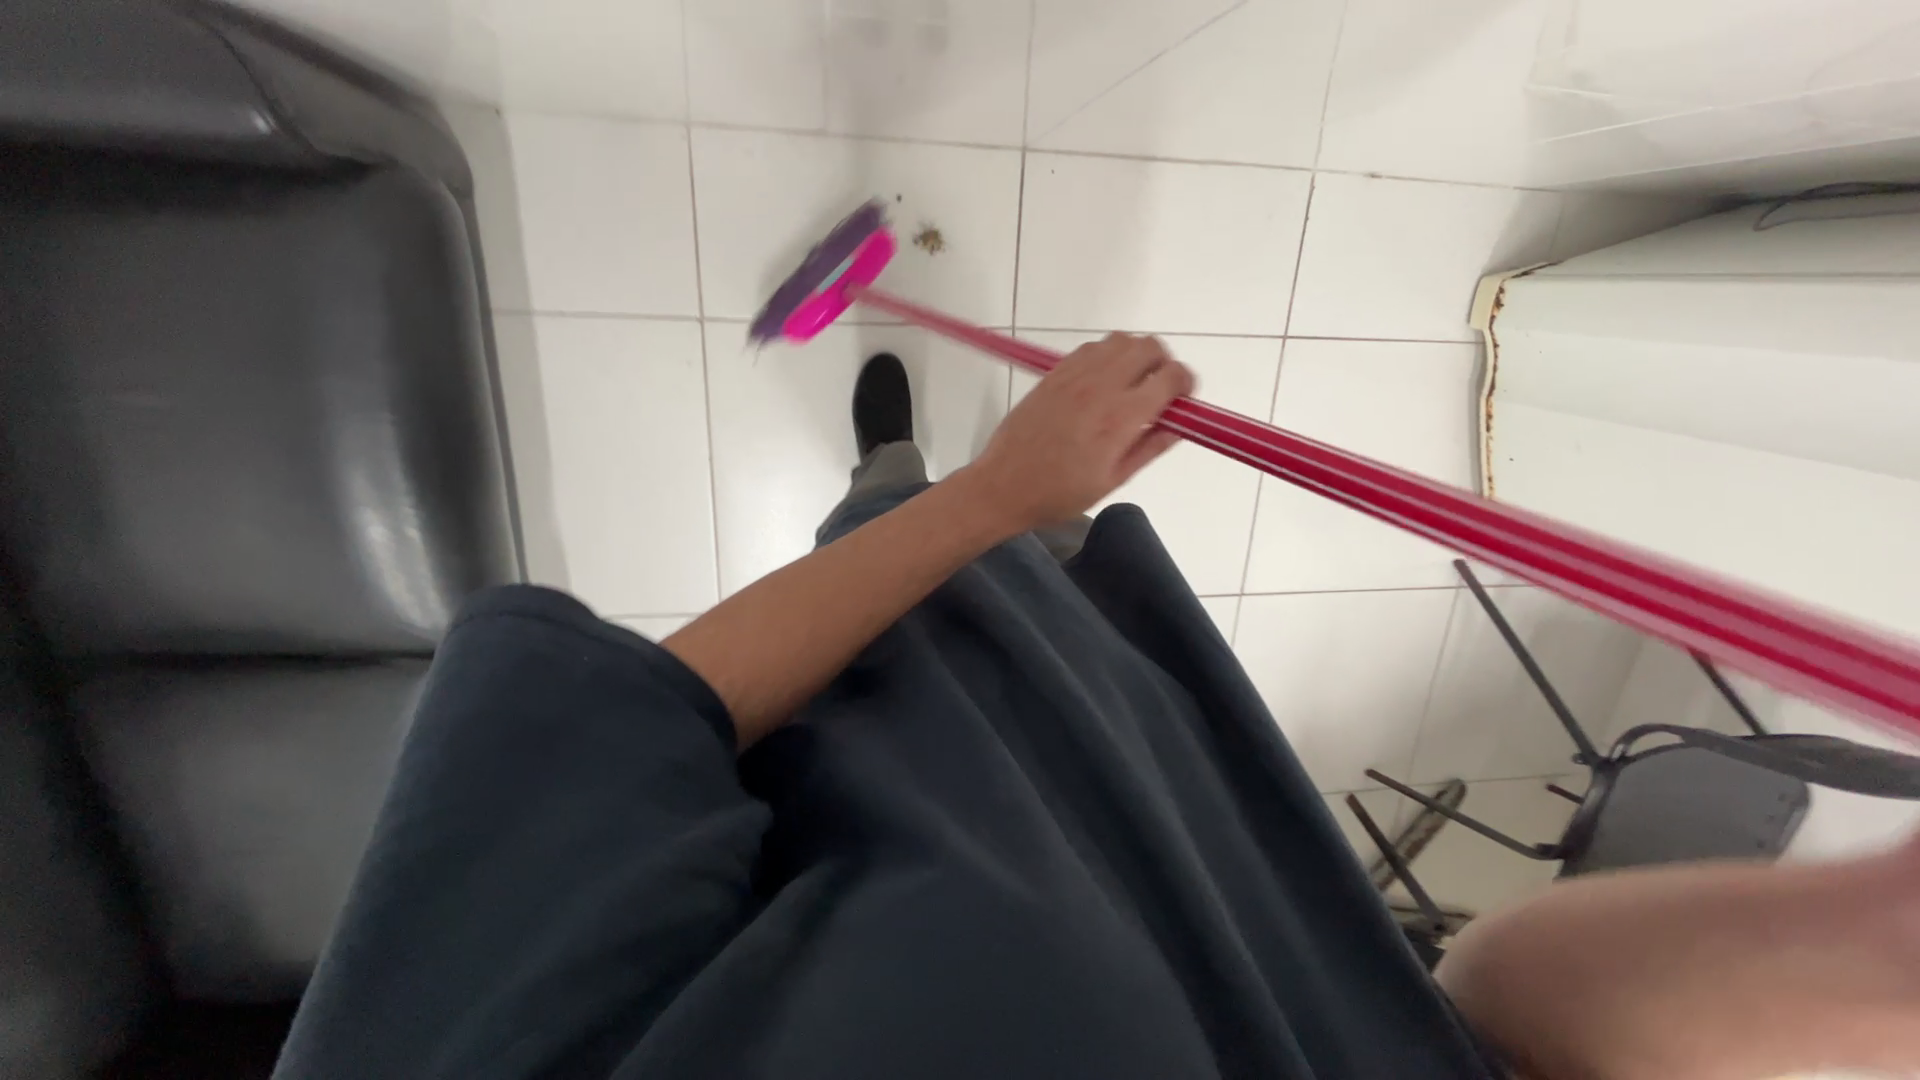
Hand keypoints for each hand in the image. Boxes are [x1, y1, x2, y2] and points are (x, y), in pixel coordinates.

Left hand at [959, 333, 1194, 533]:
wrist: (1003, 486)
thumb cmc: (1059, 494)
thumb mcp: (1113, 480)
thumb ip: (1149, 447)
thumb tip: (1179, 425)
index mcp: (1120, 418)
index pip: (1171, 376)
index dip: (1186, 384)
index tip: (1182, 400)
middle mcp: (1100, 387)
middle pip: (1149, 346)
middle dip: (1164, 363)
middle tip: (1158, 390)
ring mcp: (1074, 376)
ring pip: (1120, 340)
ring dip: (1135, 355)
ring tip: (1130, 385)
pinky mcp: (1054, 373)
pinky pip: (1091, 348)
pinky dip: (1106, 356)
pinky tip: (1101, 383)